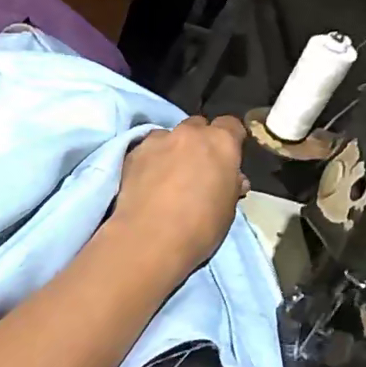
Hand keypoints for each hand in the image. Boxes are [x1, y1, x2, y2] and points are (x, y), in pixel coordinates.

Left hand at [108, 115, 247, 278]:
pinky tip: (147, 182)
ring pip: (169, 136)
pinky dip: (150, 160)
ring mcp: (158, 140)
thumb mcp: (227, 210)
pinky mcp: (132, 153)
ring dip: (172, 150)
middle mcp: (190, 133)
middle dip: (199, 142)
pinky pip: (147, 150)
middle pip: (198, 127)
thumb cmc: (200, 228)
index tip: (227, 159)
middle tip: (196, 169)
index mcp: (221, 143)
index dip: (230, 141)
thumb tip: (233, 179)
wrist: (151, 239)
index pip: (231, 126)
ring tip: (167, 176)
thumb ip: (230, 186)